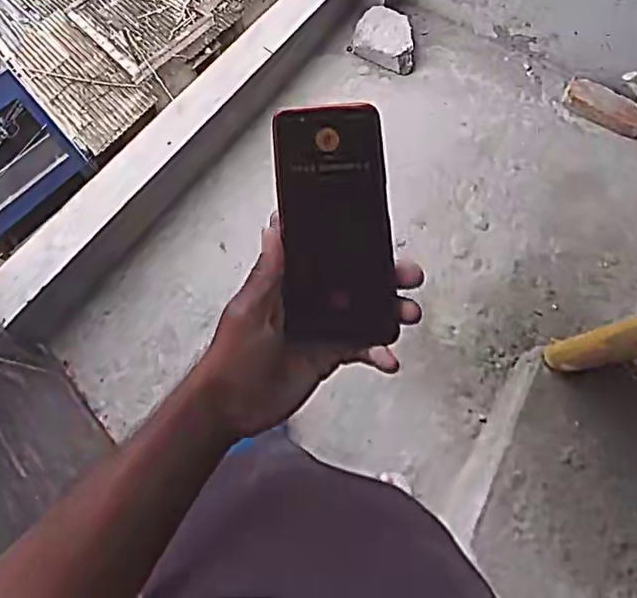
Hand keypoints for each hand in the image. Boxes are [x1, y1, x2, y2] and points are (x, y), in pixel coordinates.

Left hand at [186, 214, 423, 441]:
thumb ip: (267, 273)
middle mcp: (304, 300)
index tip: (377, 241)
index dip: (351, 248)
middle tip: (406, 275)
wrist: (230, 407)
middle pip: (350, 282)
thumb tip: (274, 229)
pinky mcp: (326, 354)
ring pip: (361, 313)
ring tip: (406, 314)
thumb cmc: (229, 355)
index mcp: (285, 281)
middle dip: (382, 278)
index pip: (323, 256)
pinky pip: (360, 348)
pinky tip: (387, 358)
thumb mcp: (249, 310)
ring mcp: (318, 327)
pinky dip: (377, 352)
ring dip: (387, 312)